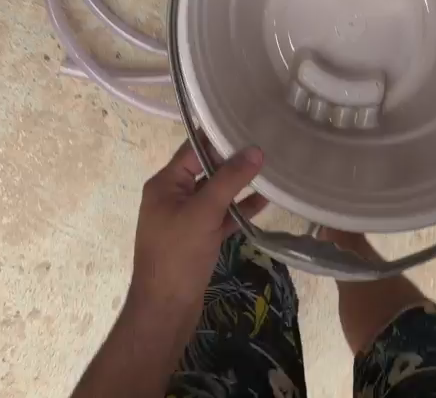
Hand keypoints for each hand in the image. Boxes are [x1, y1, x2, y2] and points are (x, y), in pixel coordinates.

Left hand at [128, 142, 267, 312]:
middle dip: (234, 160)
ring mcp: (186, 218)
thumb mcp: (203, 212)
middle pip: (207, 169)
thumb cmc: (178, 255)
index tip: (248, 124)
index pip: (194, 149)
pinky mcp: (199, 238)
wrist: (165, 312)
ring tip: (270, 169)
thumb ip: (229, 179)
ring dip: (240, 184)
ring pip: (216, 194)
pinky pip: (221, 216)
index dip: (219, 137)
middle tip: (265, 144)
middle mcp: (173, 196)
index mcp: (165, 183)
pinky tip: (264, 201)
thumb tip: (255, 150)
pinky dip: (239, 209)